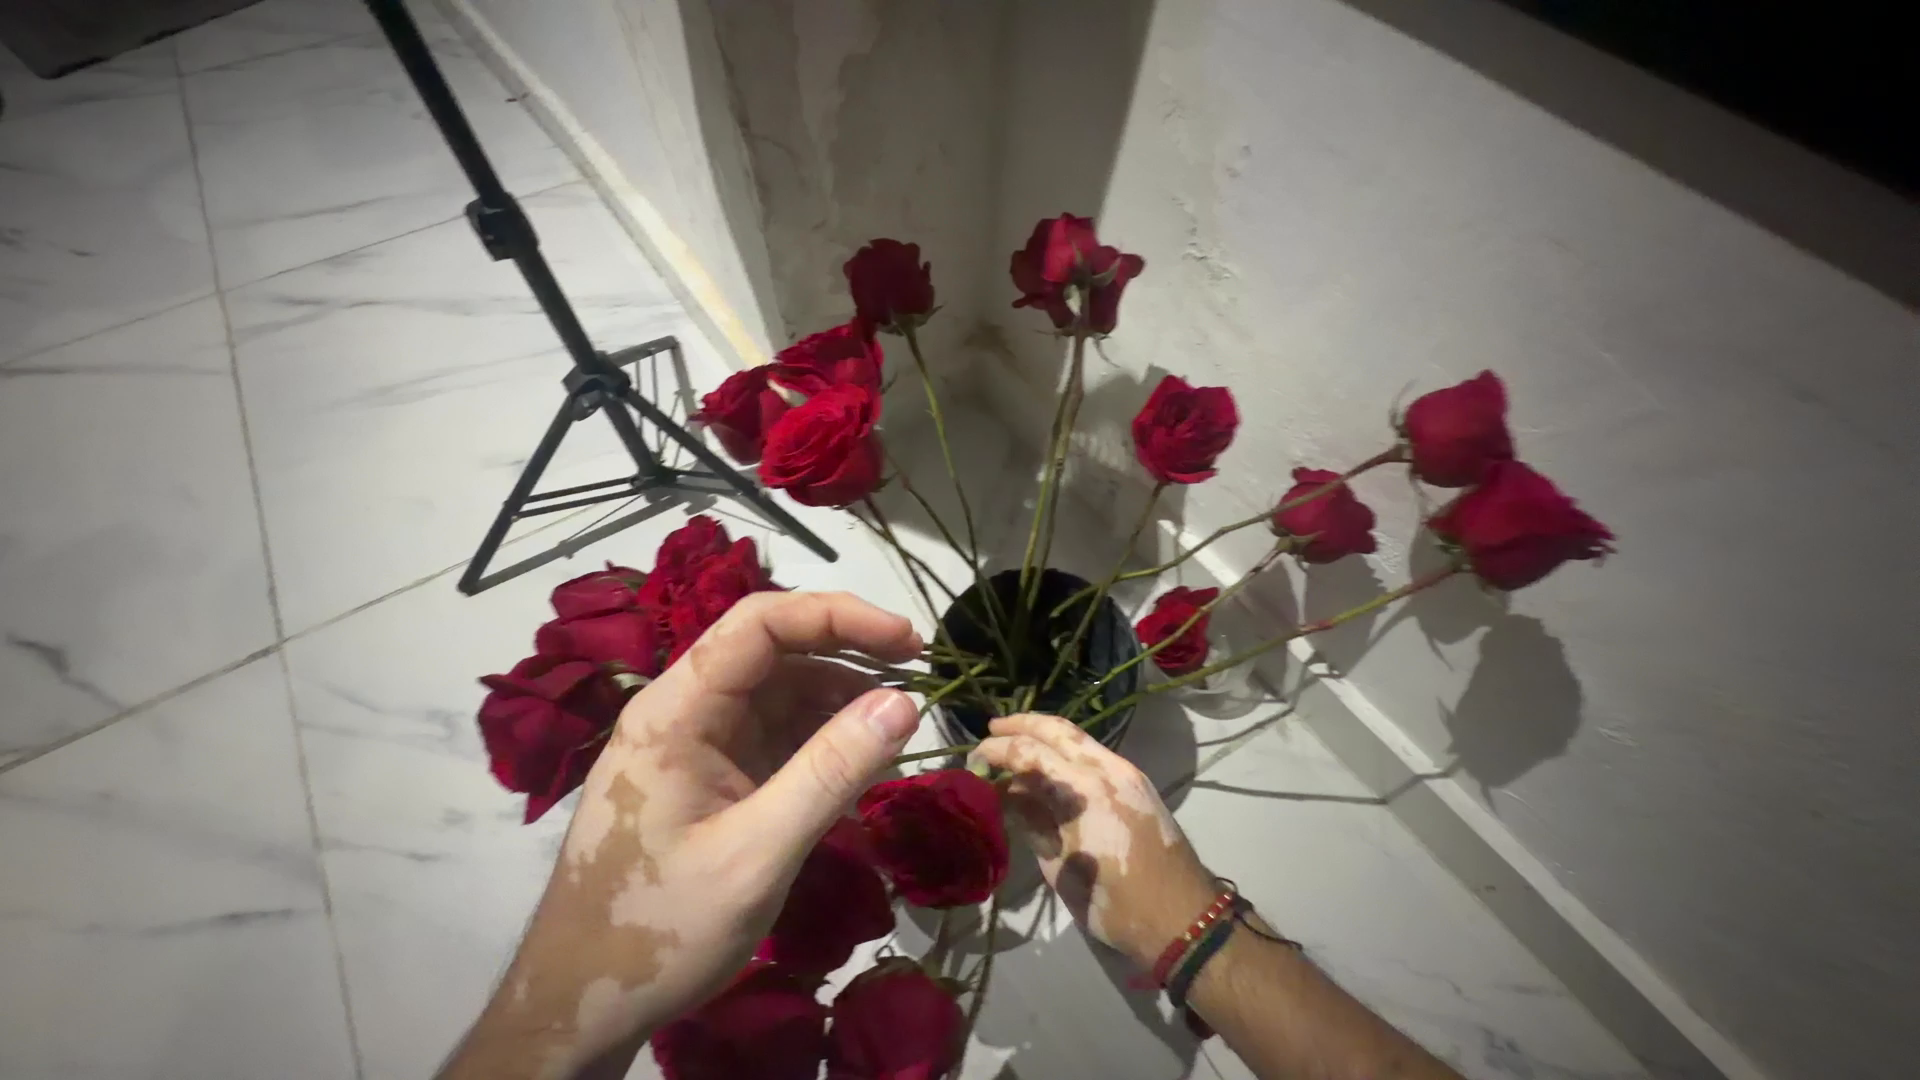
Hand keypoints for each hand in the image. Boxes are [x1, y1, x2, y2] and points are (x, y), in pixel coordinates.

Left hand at [448, 591, 923, 1078]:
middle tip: (916, 675)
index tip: (906, 642)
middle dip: (848, 652)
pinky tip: (862, 764)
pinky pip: (779, 734)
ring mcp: (701, 742)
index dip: (837, 615)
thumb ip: (831, 774)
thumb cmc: (660, 930)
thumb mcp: (756, 854)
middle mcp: (688, 710)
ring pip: (782, 691)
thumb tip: (904, 703)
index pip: (760, 624)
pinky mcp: (716, 773)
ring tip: (897, 727)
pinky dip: (825, 740)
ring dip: (842, 699)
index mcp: (678, 710)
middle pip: (774, 649)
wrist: (584, 1004)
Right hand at [974, 713, 1216, 967]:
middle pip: (1058, 729)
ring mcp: (1127, 773)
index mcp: (1085, 791)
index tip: (972, 760)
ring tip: (1014, 745)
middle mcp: (1107, 769)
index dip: (997, 751)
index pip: (1031, 753)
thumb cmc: (1114, 903)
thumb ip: (1033, 823)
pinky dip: (1066, 753)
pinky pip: (1093, 755)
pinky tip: (1048, 768)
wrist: (1182, 919)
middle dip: (1022, 725)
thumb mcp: (1060, 868)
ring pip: (1078, 738)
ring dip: (1044, 737)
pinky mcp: (1137, 784)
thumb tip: (1007, 795)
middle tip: (992, 730)